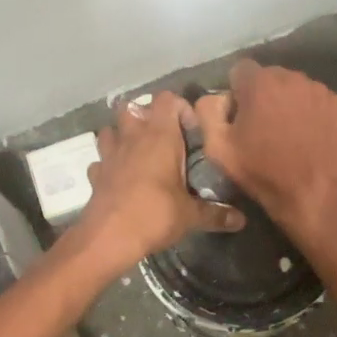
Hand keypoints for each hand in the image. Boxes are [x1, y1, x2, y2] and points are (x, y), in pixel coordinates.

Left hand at [70, 92, 244, 268]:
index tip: (191, 131)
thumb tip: (241, 219)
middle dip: (145, 117)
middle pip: (132, 108)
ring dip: (122, 136)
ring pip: (110, 130)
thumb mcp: (190, 216)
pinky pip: (101, 161)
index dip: (180, 108)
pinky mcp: (95, 175)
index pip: (167, 99)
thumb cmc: (154, 215)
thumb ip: (215, 214)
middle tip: (162, 139)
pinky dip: (108, 165)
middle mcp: (132, 138)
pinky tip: (119, 178)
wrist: (109, 237)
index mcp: (159, 137)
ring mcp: (109, 155)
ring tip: (138, 153)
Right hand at [193, 60, 336, 237]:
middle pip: (268, 77)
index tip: (238, 118)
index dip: (235, 93)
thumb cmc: (261, 171)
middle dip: (261, 96)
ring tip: (285, 134)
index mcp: (260, 82)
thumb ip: (207, 111)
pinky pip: (314, 100)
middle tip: (260, 128)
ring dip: (285, 103)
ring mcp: (318, 90)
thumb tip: (216, 98)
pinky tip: (306, 136)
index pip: (239, 70)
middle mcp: (291, 77)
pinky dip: (308, 111)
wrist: (313, 194)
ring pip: (293, 88)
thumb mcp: (217, 147)